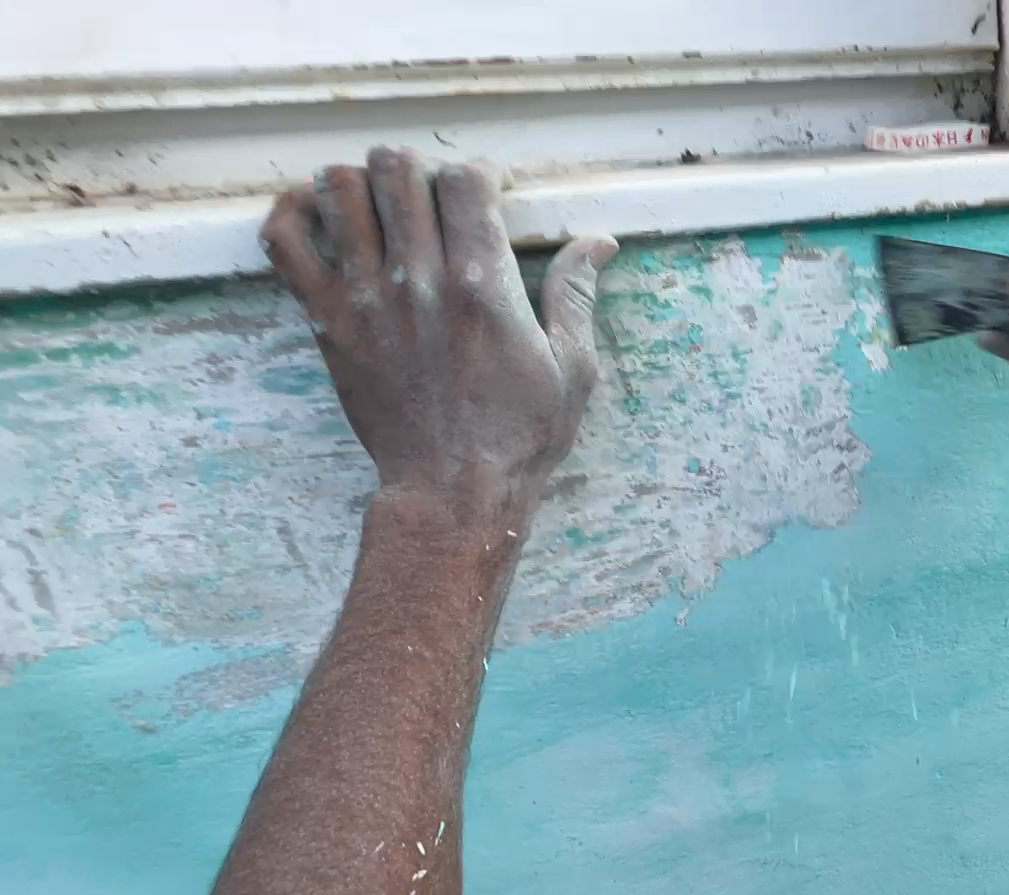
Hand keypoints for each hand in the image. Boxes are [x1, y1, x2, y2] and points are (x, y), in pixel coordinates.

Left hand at [260, 147, 615, 524]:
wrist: (456, 486)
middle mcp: (420, 280)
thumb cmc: (523, 433)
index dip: (480, 174)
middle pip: (396, 169)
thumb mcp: (574, 368)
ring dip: (365, 185)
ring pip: (338, 188)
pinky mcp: (326, 320)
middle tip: (439, 200)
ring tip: (389, 211)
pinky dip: (298, 213)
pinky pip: (284, 237)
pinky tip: (327, 222)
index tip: (491, 191)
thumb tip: (598, 242)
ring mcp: (364, 297)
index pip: (465, 183)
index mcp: (487, 288)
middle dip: (422, 171)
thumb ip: (577, 296)